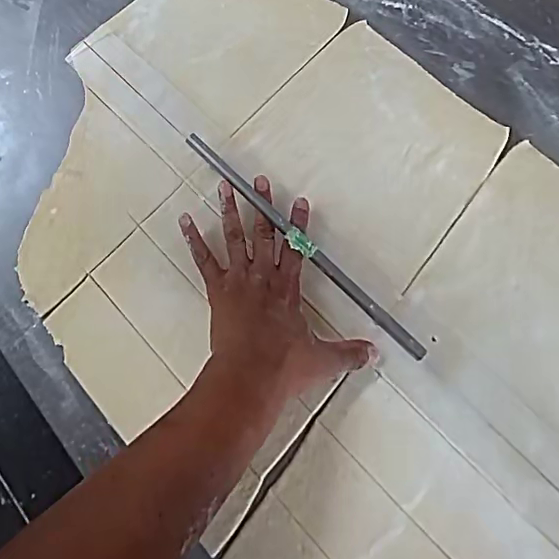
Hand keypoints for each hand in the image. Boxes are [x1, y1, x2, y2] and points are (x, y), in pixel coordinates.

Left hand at [179, 177, 375, 411]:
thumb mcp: (322, 360)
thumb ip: (348, 353)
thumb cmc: (283, 367)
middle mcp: (264, 276)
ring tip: (224, 187)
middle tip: (259, 181)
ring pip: (234, 237)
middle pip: (264, 233)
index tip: (299, 201)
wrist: (249, 377)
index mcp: (288, 288)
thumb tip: (373, 353)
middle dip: (263, 205)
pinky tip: (185, 221)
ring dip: (230, 211)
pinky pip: (204, 260)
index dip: (298, 224)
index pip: (296, 248)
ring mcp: (239, 280)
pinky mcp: (218, 290)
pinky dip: (194, 239)